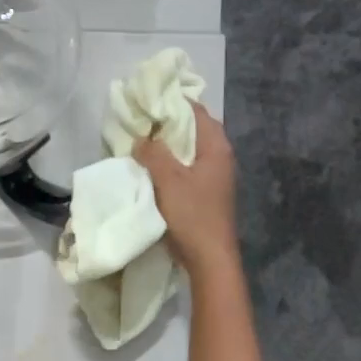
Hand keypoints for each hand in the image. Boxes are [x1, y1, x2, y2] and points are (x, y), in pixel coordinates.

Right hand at [136, 102, 238, 275]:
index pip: (195, 111)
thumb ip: (154, 155)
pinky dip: (170, 166)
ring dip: (167, 149)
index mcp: (216, 146)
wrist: (209, 258)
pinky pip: (186, 171)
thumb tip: (141, 138)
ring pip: (188, 152)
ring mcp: (214, 177)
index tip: (147, 102)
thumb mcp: (169, 181)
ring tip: (142, 146)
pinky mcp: (206, 194)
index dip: (172, 103)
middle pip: (192, 131)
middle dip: (167, 126)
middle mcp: (220, 157)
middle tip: (140, 124)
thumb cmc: (192, 215)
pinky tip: (152, 172)